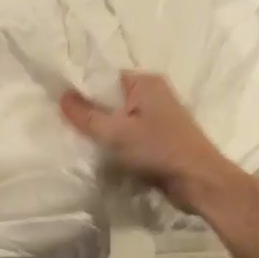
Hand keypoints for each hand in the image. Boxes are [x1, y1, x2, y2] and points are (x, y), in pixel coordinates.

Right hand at [59, 71, 247, 214]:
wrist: (199, 181)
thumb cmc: (158, 150)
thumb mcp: (116, 132)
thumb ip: (86, 115)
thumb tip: (61, 95)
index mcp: (145, 82)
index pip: (104, 77)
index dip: (82, 89)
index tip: (58, 105)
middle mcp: (154, 94)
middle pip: (112, 98)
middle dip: (92, 113)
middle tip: (65, 127)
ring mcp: (159, 117)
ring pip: (120, 119)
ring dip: (105, 132)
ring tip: (80, 142)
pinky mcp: (160, 138)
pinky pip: (131, 135)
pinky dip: (118, 144)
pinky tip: (102, 155)